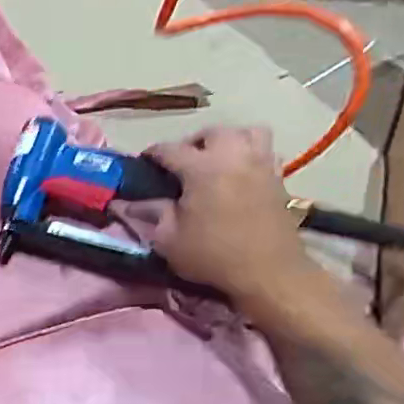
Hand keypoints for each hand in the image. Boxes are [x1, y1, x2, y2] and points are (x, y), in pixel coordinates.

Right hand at [114, 126, 320, 305]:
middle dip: (193, 143)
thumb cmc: (211, 255)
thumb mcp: (168, 239)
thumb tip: (125, 203)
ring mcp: (260, 164)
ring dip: (228, 140)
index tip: (142, 163)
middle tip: (181, 164)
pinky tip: (239, 174)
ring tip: (216, 160)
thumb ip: (150, 214)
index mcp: (202, 168)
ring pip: (246, 132)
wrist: (266, 271)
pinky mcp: (278, 178)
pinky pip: (265, 151)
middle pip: (212, 133)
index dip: (152, 154)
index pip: (169, 149)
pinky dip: (250, 155)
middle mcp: (233, 156)